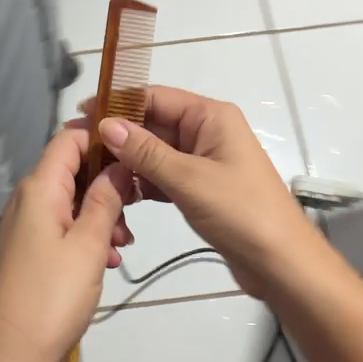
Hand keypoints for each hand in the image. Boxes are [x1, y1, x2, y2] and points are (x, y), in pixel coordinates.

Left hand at [0, 127, 129, 361]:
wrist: (8, 358)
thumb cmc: (51, 296)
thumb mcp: (89, 246)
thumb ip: (105, 200)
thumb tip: (119, 163)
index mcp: (39, 187)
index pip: (69, 139)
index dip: (101, 136)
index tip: (135, 148)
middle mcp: (28, 198)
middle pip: (72, 169)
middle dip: (107, 182)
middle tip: (136, 208)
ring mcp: (26, 224)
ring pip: (71, 200)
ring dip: (101, 213)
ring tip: (123, 243)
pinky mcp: (28, 249)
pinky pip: (62, 225)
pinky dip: (87, 234)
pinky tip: (107, 259)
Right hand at [90, 86, 321, 298]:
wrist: (283, 264)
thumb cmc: (240, 211)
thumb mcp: (188, 179)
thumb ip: (145, 152)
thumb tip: (106, 124)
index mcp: (210, 116)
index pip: (155, 97)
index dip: (118, 102)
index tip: (82, 112)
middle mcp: (206, 130)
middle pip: (154, 123)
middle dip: (119, 134)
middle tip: (79, 146)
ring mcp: (204, 160)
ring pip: (156, 151)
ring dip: (129, 161)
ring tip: (91, 170)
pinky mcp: (201, 187)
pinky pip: (164, 175)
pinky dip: (144, 182)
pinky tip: (118, 193)